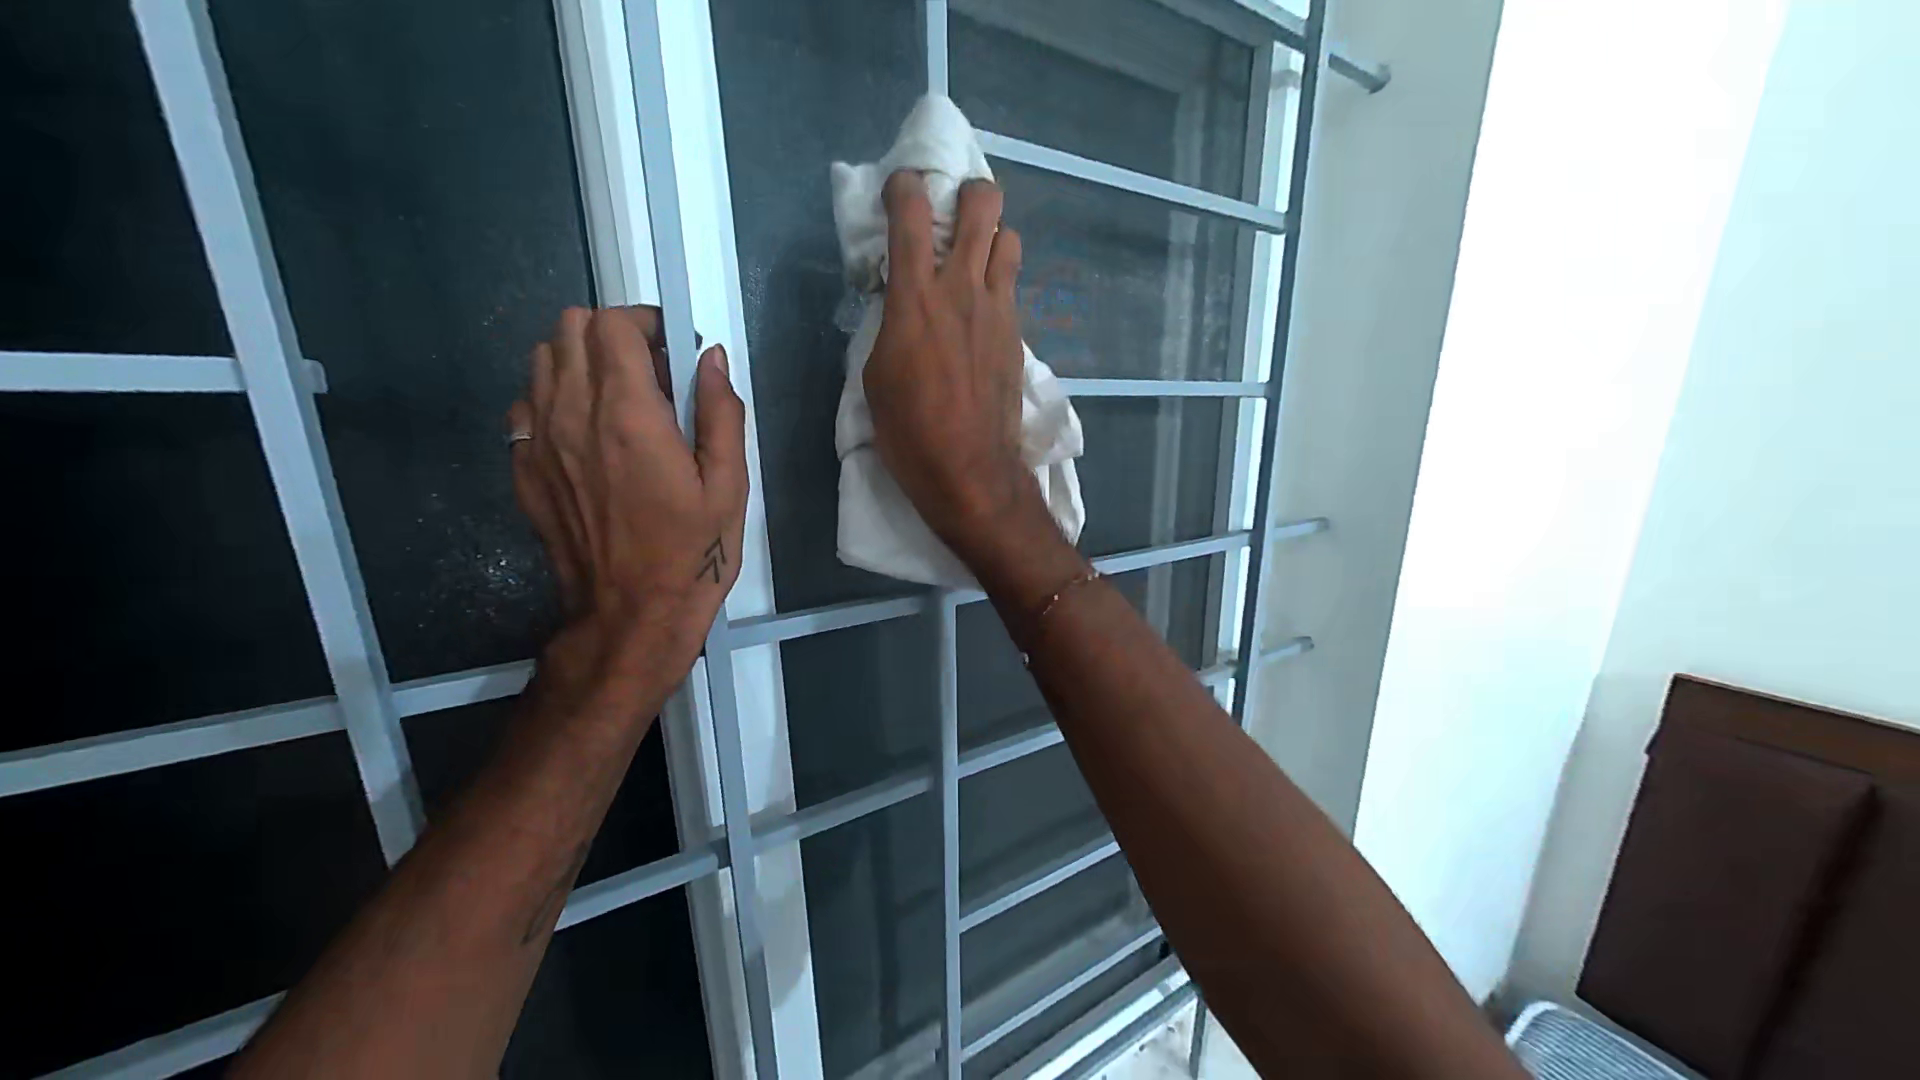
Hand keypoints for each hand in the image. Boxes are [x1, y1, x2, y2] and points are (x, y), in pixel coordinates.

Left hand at [507, 306, 746, 697]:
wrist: (629, 615)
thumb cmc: (691, 553)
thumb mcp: (730, 486)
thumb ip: (721, 413)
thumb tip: (711, 358)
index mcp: (629, 416)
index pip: (613, 325)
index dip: (646, 322)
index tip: (674, 348)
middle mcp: (572, 416)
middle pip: (569, 329)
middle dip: (614, 334)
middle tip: (653, 373)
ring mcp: (537, 442)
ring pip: (542, 360)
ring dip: (583, 361)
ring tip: (622, 401)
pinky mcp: (522, 469)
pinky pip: (527, 404)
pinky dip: (557, 398)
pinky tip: (589, 434)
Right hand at [863, 171, 1044, 564]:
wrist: (968, 469)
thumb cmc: (908, 430)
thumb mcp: (876, 374)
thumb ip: (890, 324)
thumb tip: (900, 303)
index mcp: (916, 297)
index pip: (911, 212)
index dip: (903, 186)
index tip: (898, 190)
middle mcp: (963, 289)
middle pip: (984, 206)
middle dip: (968, 194)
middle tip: (952, 213)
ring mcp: (999, 311)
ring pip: (1010, 240)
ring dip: (992, 238)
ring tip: (974, 261)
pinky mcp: (1017, 337)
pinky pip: (1012, 290)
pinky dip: (997, 285)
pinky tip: (982, 312)